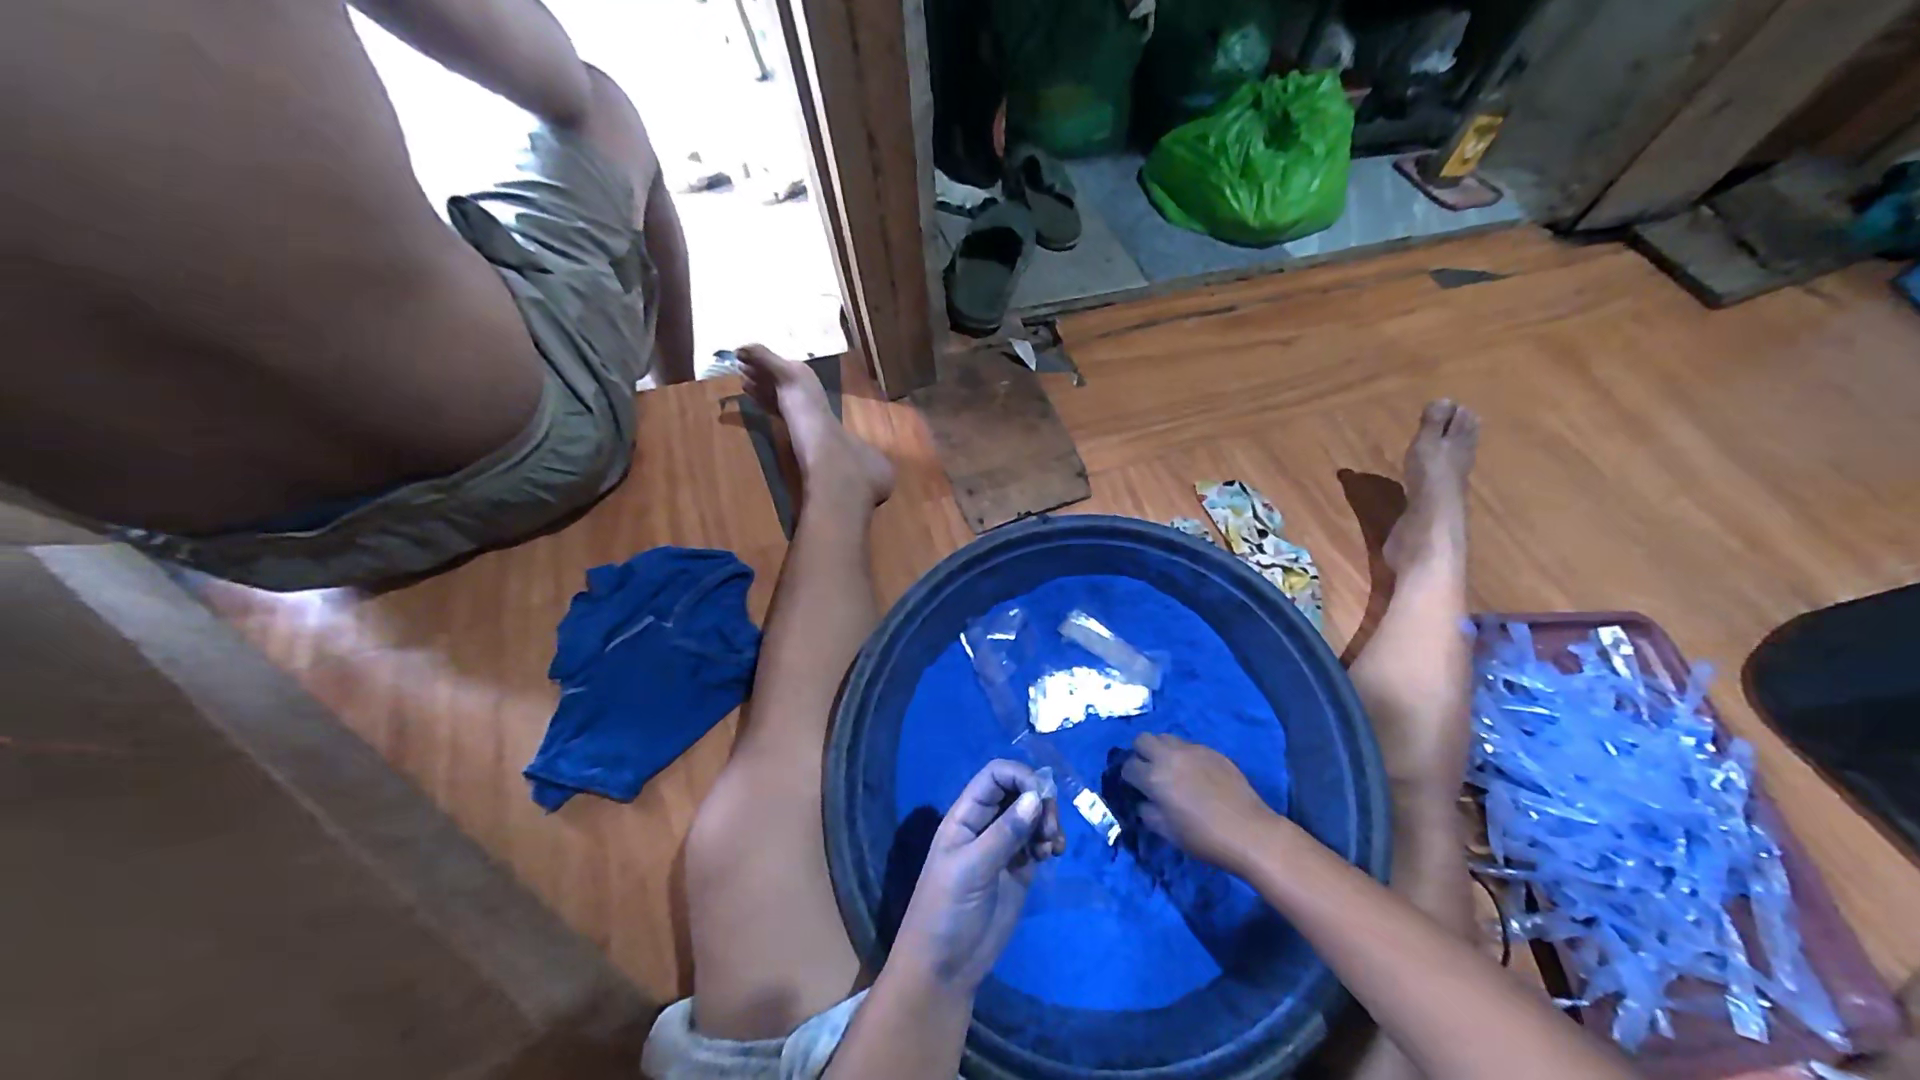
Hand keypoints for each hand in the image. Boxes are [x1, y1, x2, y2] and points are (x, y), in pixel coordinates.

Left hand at [891, 760, 1065, 992]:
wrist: (944, 966)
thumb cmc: (947, 910)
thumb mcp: (972, 868)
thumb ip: (1004, 833)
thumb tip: (1035, 797)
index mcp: (966, 815)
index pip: (996, 775)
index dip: (1021, 776)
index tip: (1042, 798)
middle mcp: (985, 824)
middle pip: (1019, 791)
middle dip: (1040, 802)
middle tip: (1050, 830)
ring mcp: (1003, 846)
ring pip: (1032, 815)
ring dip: (1048, 822)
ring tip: (1052, 847)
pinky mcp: (1018, 869)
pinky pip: (1038, 841)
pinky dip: (1050, 841)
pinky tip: (1052, 854)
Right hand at [1122, 734, 1277, 871]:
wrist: (1249, 832)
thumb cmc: (1204, 838)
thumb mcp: (1166, 832)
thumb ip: (1147, 812)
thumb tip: (1144, 800)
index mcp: (1154, 777)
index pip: (1128, 766)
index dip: (1129, 778)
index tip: (1137, 789)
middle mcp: (1169, 756)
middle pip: (1142, 739)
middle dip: (1140, 754)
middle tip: (1150, 772)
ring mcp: (1192, 750)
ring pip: (1166, 737)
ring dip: (1162, 751)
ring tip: (1173, 770)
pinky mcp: (1212, 751)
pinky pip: (1189, 745)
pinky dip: (1185, 755)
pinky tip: (1197, 775)